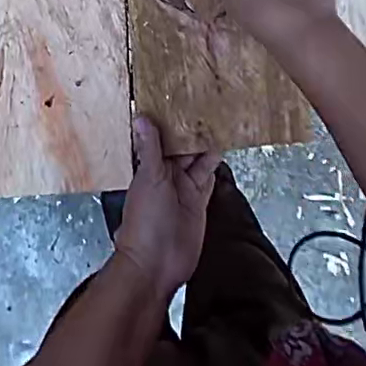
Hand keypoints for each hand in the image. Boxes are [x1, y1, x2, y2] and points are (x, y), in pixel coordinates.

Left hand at [112, 117, 222, 298]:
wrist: (156, 264)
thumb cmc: (146, 221)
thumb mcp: (149, 179)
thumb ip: (150, 150)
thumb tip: (141, 118)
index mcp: (153, 169)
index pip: (166, 140)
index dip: (176, 123)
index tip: (187, 101)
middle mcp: (169, 177)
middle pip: (185, 149)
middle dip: (195, 132)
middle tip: (212, 107)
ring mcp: (185, 190)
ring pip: (199, 161)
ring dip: (208, 146)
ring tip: (223, 123)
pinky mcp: (199, 203)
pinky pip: (209, 179)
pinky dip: (215, 166)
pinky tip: (224, 150)